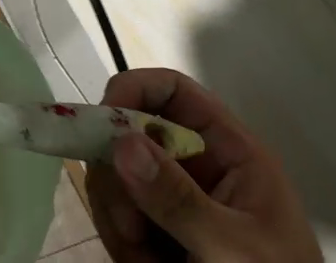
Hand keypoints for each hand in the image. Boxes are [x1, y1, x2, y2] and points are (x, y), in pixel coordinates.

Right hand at [86, 69, 322, 262]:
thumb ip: (180, 200)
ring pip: (113, 176)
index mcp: (229, 152)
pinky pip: (114, 212)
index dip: (132, 91)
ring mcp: (172, 195)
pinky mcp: (157, 226)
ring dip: (117, 218)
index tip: (101, 125)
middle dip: (117, 179)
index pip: (172, 90)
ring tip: (143, 260)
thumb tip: (123, 142)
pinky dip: (120, 241)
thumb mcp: (234, 249)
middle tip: (129, 227)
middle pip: (128, 134)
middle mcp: (195, 164)